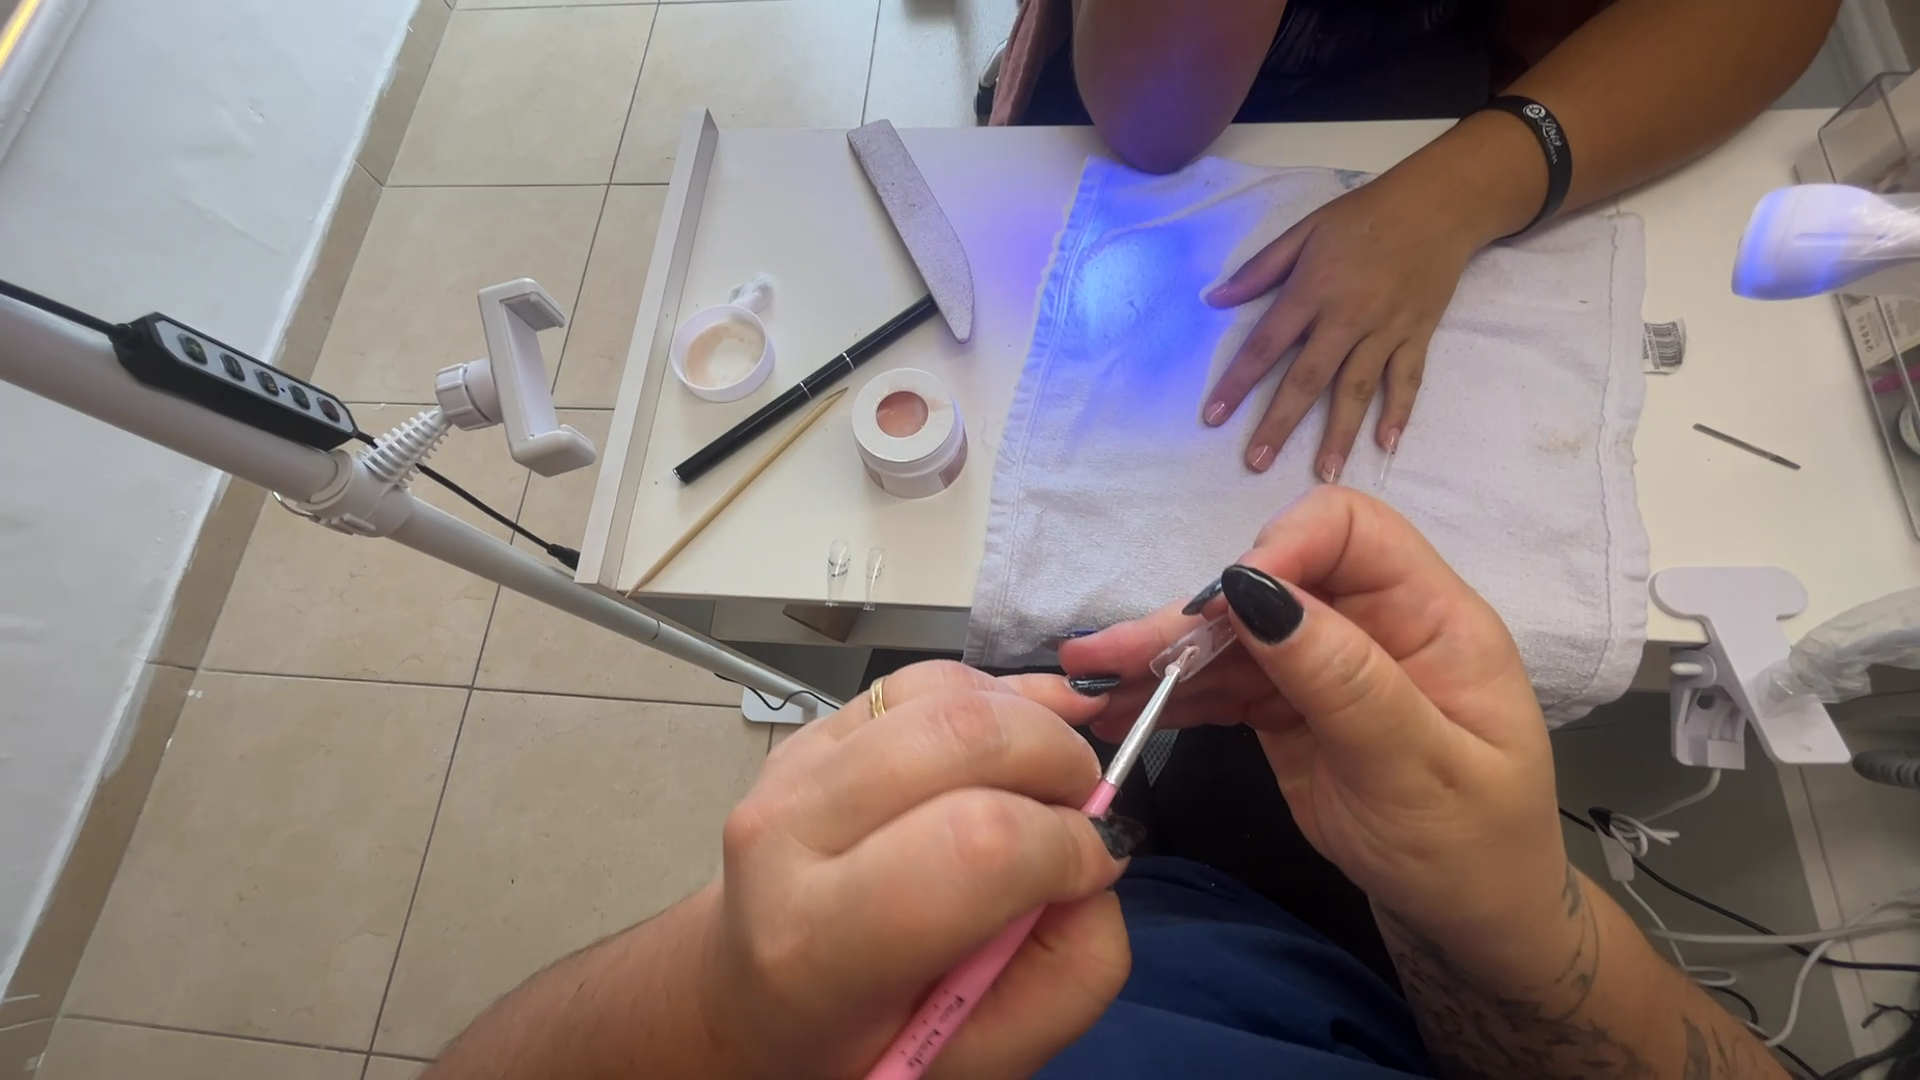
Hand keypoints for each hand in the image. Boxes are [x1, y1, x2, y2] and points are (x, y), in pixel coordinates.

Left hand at [698, 661, 1130, 1079]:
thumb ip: (1069, 973)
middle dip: (1056, 756)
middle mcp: (789, 829)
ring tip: (1049, 768)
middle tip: (1082, 800)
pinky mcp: (812, 727)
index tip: (1094, 862)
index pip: (972, 845)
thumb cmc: (861, 1037)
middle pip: (958, 737)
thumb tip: (1098, 854)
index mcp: (817, 939)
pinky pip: (921, 678)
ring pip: (944, 691)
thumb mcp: (977, 1056)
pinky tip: (1011, 731)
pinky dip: (989, 691)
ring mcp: (794, 762)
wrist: (752, 988)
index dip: (1062, 843)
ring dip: (1027, 716)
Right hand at [1061, 488, 1567, 946]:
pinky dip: (1167, 696)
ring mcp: (1315, 661)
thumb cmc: (1470, 848)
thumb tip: (1254, 589)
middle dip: (1181, 620)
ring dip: (1155, 660)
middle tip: (1102, 656)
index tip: (1219, 604)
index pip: (1348, 530)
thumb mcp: (1417, 769)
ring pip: (1224, 637)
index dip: (1281, 546)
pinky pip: (1216, 684)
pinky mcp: (1280, 700)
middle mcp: (1364, 622)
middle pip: (1260, 586)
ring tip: (1088, 686)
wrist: (1464, 915)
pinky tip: (1118, 709)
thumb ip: (1342, 677)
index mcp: (1425, 616)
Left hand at [1202, 168, 1480, 479]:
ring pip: (1357, 390)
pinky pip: (1408, 379)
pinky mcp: (1419, 333)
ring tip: (1322, 474)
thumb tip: (1214, 299)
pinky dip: (1399, 412)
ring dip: (1338, 434)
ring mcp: (1386, 329)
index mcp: (1312, 291)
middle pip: (1307, 379)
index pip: (1265, 346)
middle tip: (1257, 463)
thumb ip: (1259, 269)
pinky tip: (1386, 446)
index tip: (1213, 418)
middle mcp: (1347, 317)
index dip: (1237, 383)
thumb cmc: (1364, 216)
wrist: (1445, 199)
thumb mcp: (1305, 231)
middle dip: (1279, 424)